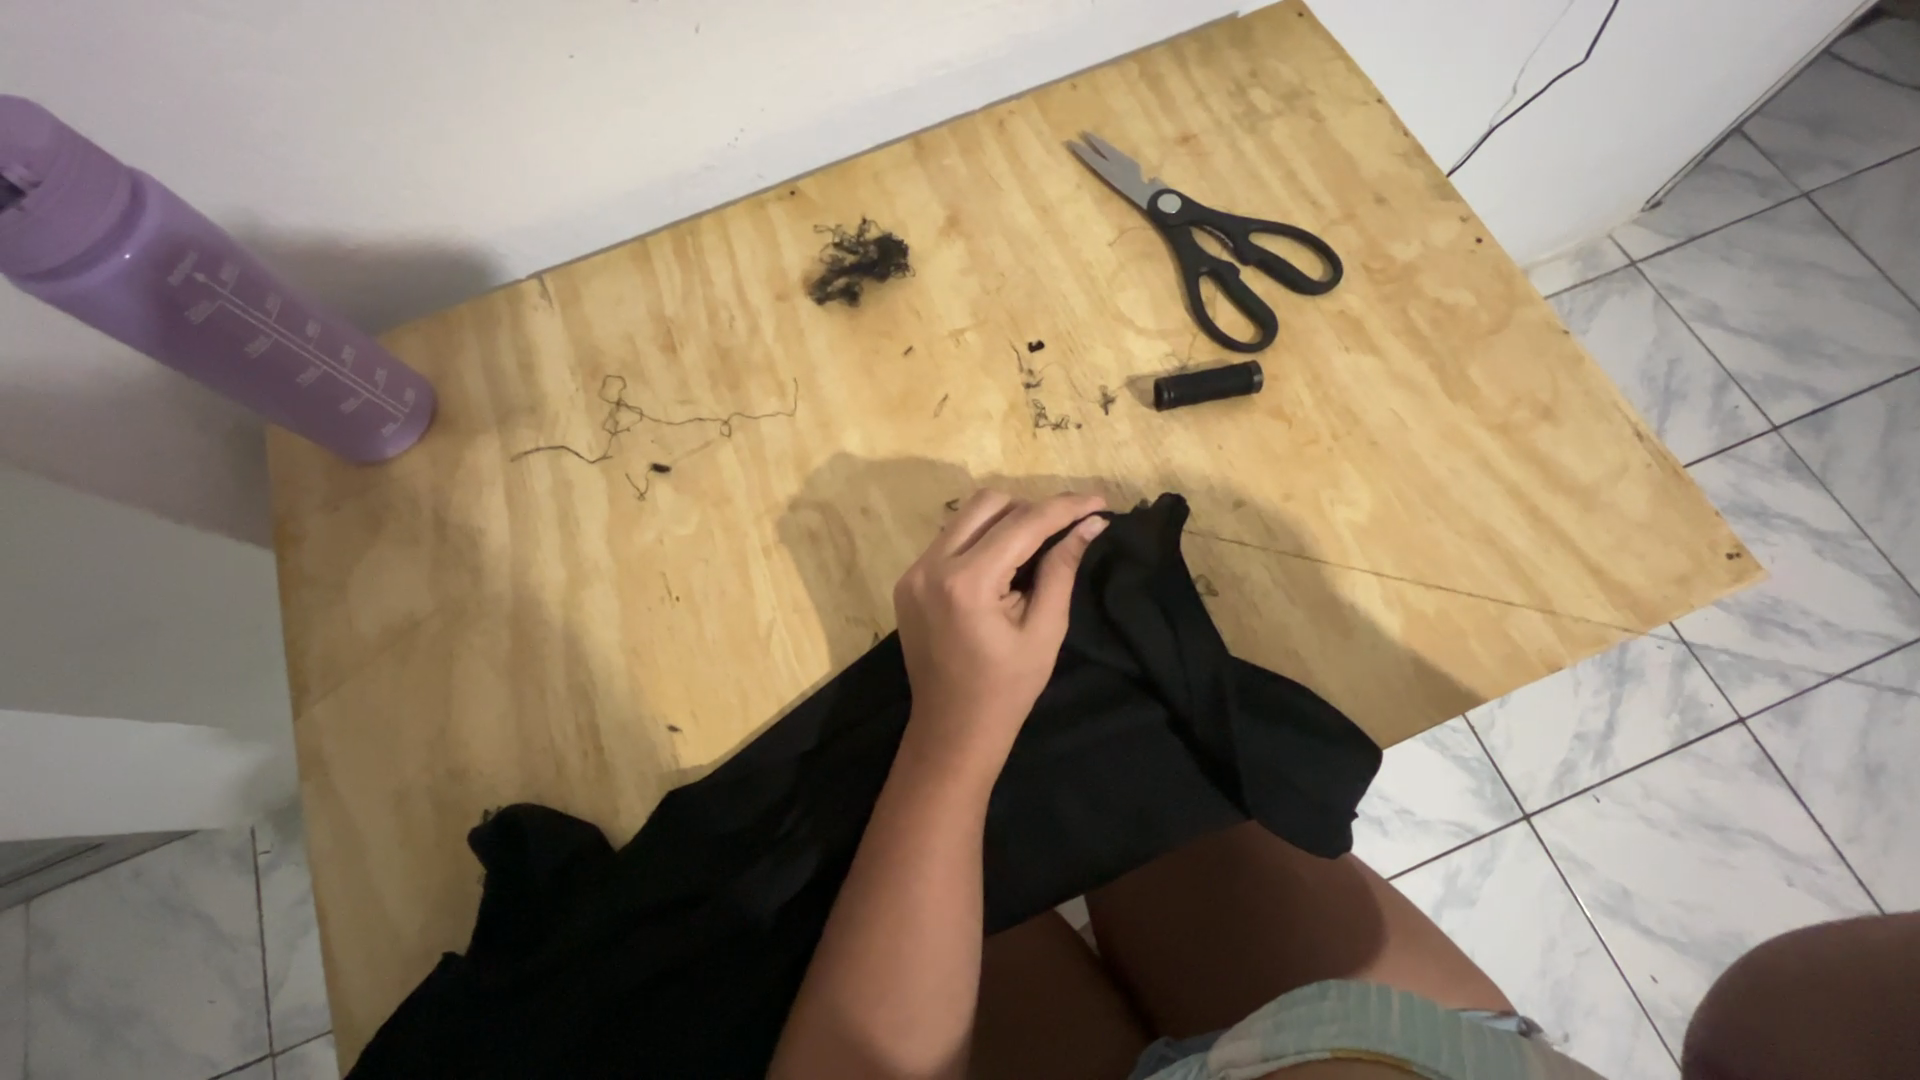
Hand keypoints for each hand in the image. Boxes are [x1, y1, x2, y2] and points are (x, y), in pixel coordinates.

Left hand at [892, 490, 1108, 778]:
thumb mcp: (1045, 630)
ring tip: (1035, 551)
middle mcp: (931, 566)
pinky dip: (980, 541)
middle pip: (988, 504)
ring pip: (965, 517)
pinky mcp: (908, 581)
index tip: (1100, 501)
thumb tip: (1090, 525)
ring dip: (1004, 522)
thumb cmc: (1007, 690)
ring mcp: (913, 572)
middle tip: (1064, 532)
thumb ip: (1062, 570)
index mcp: (967, 582)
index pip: (1023, 523)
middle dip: (1032, 510)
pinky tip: (1002, 568)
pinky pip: (949, 540)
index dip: (1065, 507)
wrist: (952, 729)